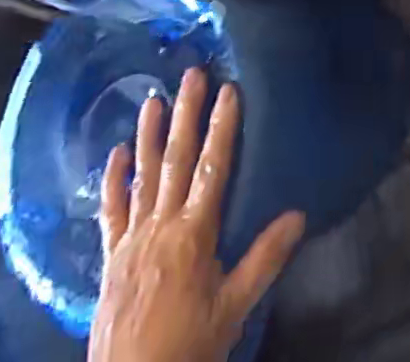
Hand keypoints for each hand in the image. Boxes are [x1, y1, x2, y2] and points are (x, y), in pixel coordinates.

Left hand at [89, 69, 305, 361]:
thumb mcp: (234, 308)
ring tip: (153, 98)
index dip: (222, 126)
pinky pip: (111, 210)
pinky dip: (113, 179)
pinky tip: (114, 152)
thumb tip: (298, 215)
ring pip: (142, 174)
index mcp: (194, 233)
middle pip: (176, 158)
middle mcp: (161, 224)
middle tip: (192, 74)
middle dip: (187, 113)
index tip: (229, 90)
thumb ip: (264, 259)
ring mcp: (132, 236)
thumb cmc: (188, 344)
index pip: (213, 167)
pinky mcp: (111, 254)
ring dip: (148, 134)